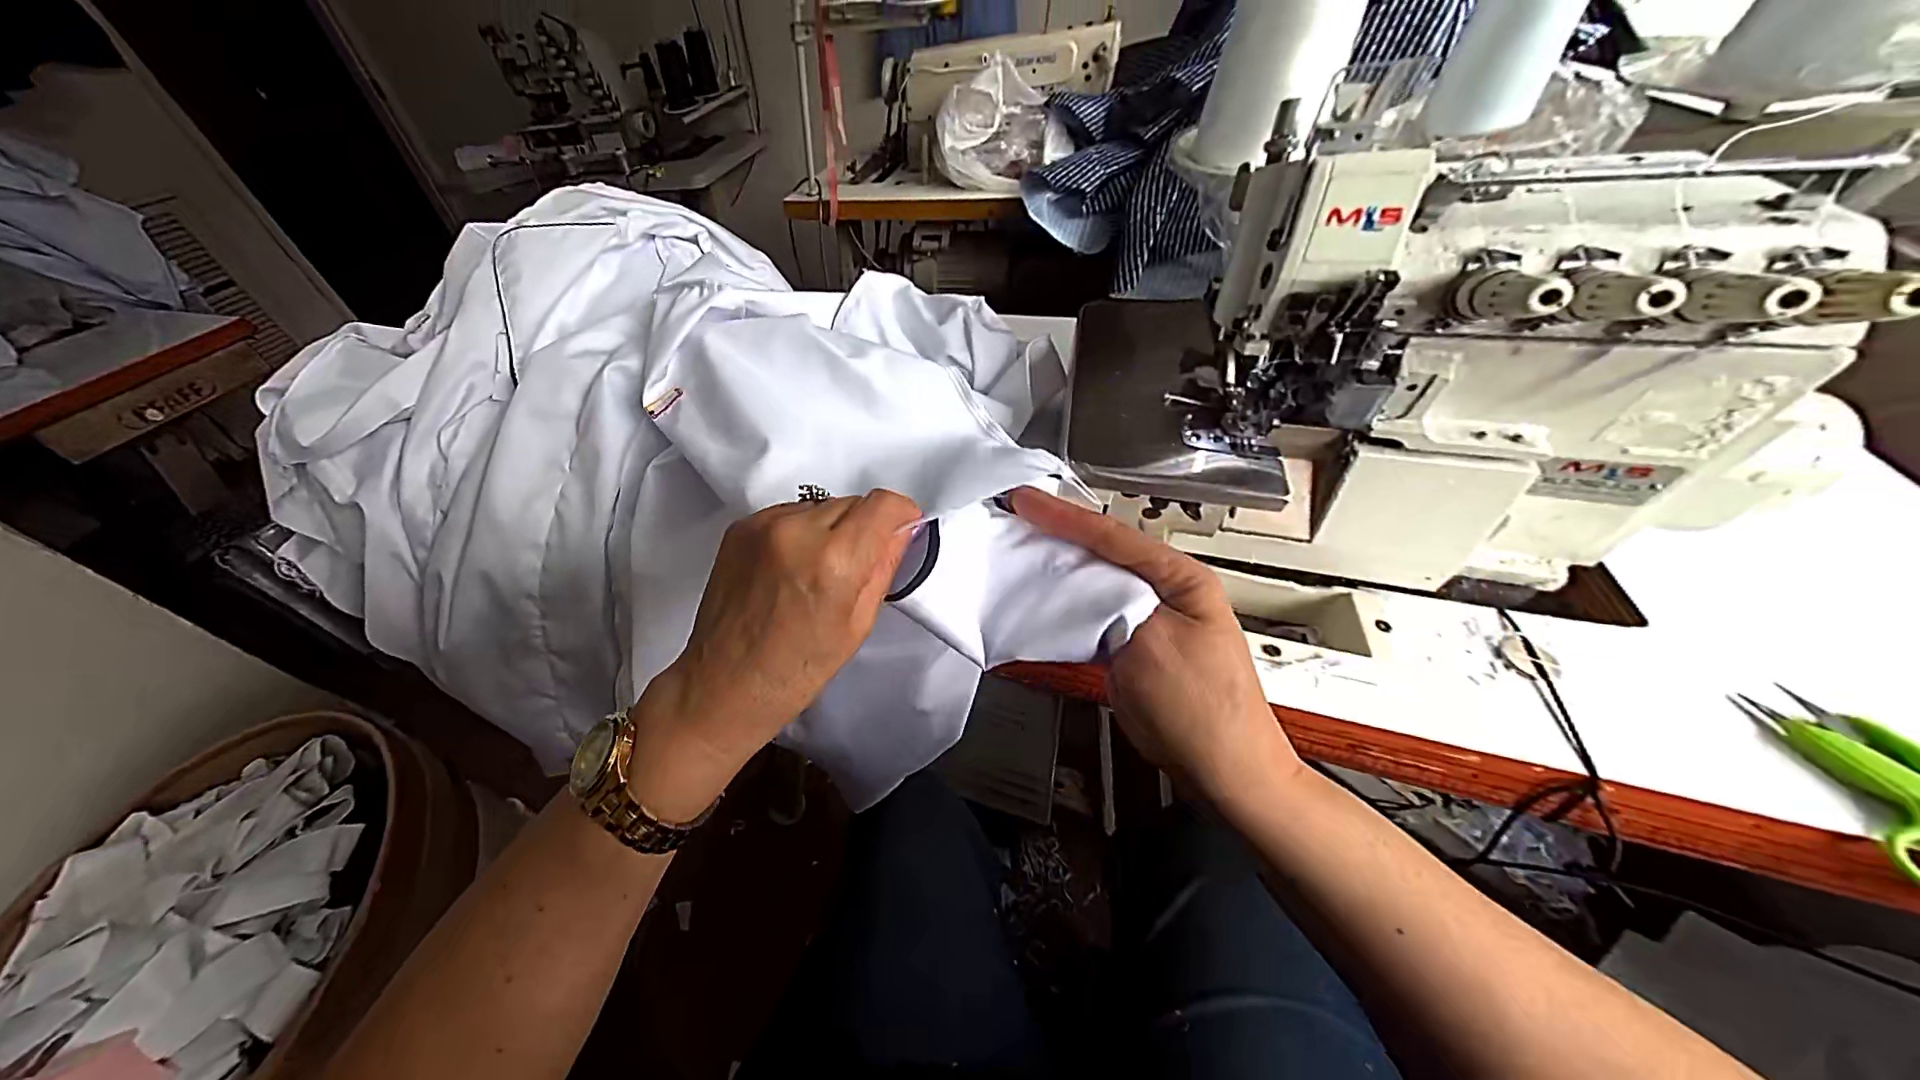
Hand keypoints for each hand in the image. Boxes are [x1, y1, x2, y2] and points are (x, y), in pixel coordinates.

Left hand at [624, 489, 921, 820]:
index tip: (900, 531)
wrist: (724, 683)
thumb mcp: (859, 623)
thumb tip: (902, 530)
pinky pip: (791, 513)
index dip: (900, 517)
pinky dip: (800, 533)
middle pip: (854, 501)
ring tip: (816, 573)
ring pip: (822, 505)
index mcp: (834, 561)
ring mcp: (763, 526)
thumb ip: (885, 566)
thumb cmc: (791, 670)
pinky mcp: (741, 527)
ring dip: (830, 529)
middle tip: (855, 568)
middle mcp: (795, 533)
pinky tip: (791, 569)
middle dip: (864, 528)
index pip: (884, 504)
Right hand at [1010, 488, 1302, 803]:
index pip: (1114, 536)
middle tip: (1015, 519)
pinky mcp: (1132, 647)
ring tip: (1019, 554)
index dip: (1064, 516)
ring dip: (1057, 572)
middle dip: (1057, 536)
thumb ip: (1115, 603)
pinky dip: (1064, 608)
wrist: (1222, 770)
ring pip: (1094, 584)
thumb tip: (1080, 581)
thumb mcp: (1155, 644)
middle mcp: (1165, 593)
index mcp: (1182, 579)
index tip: (1027, 501)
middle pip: (1102, 553)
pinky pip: (1091, 616)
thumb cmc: (1207, 713)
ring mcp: (1147, 620)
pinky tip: (1040, 603)